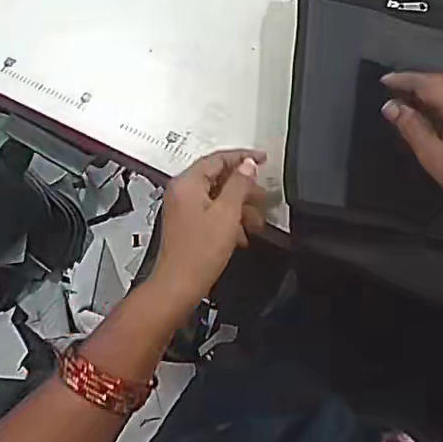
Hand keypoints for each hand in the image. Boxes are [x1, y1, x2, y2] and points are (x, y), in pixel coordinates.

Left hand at [149, 149, 266, 303]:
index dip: (243, 157)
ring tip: (256, 220)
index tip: (261, 159)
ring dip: (239, 206)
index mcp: (187, 183)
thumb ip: (239, 185)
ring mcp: (183, 208)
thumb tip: (247, 165)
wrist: (180, 284)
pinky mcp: (187, 223)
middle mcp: (182, 192)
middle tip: (262, 196)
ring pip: (217, 196)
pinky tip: (242, 234)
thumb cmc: (197, 254)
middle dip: (244, 188)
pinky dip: (229, 219)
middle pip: (218, 177)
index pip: (218, 159)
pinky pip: (212, 211)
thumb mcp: (227, 213)